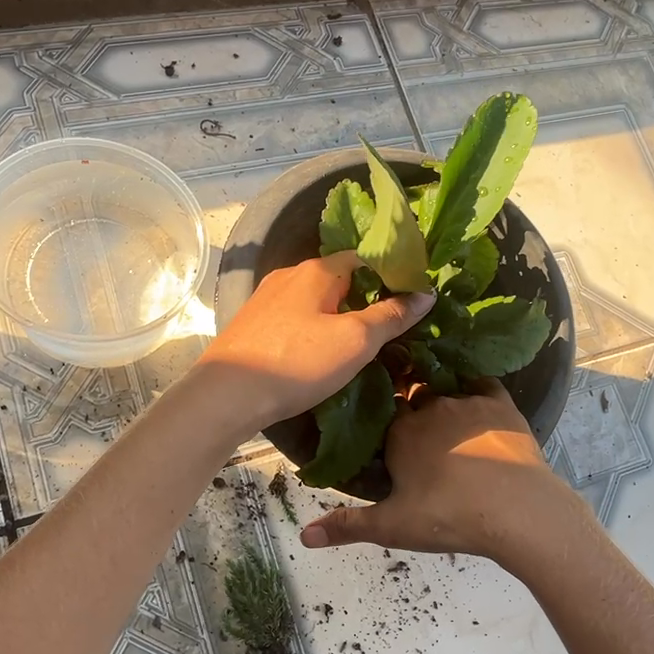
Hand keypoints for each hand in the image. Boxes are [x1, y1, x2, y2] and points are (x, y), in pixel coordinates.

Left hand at [195, 250, 433, 434]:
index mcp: (317, 270)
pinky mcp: (254, 324)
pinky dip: (315, 329)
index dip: (392, 275)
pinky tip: (321, 353)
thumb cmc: (297, 364)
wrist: (227, 396)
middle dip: (366, 299)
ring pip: (317, 300)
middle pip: (340, 279)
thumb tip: (426, 294)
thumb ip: (391, 316)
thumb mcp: (355, 341)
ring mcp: (268, 299)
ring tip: (360, 345)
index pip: (366, 258)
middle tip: (391, 328)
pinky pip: (297, 318)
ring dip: (339, 316)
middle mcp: (290, 275)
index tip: (411, 301)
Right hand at [300, 379, 595, 572]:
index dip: (384, 422)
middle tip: (418, 433)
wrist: (516, 511)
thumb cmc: (448, 517)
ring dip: (443, 399)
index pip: (383, 412)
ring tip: (448, 421)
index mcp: (400, 431)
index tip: (387, 436)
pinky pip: (483, 384)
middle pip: (413, 396)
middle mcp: (430, 407)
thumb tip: (302, 537)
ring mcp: (467, 401)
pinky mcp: (501, 404)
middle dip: (412, 408)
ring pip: (446, 388)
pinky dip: (477, 389)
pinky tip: (479, 404)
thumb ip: (346, 526)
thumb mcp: (392, 527)